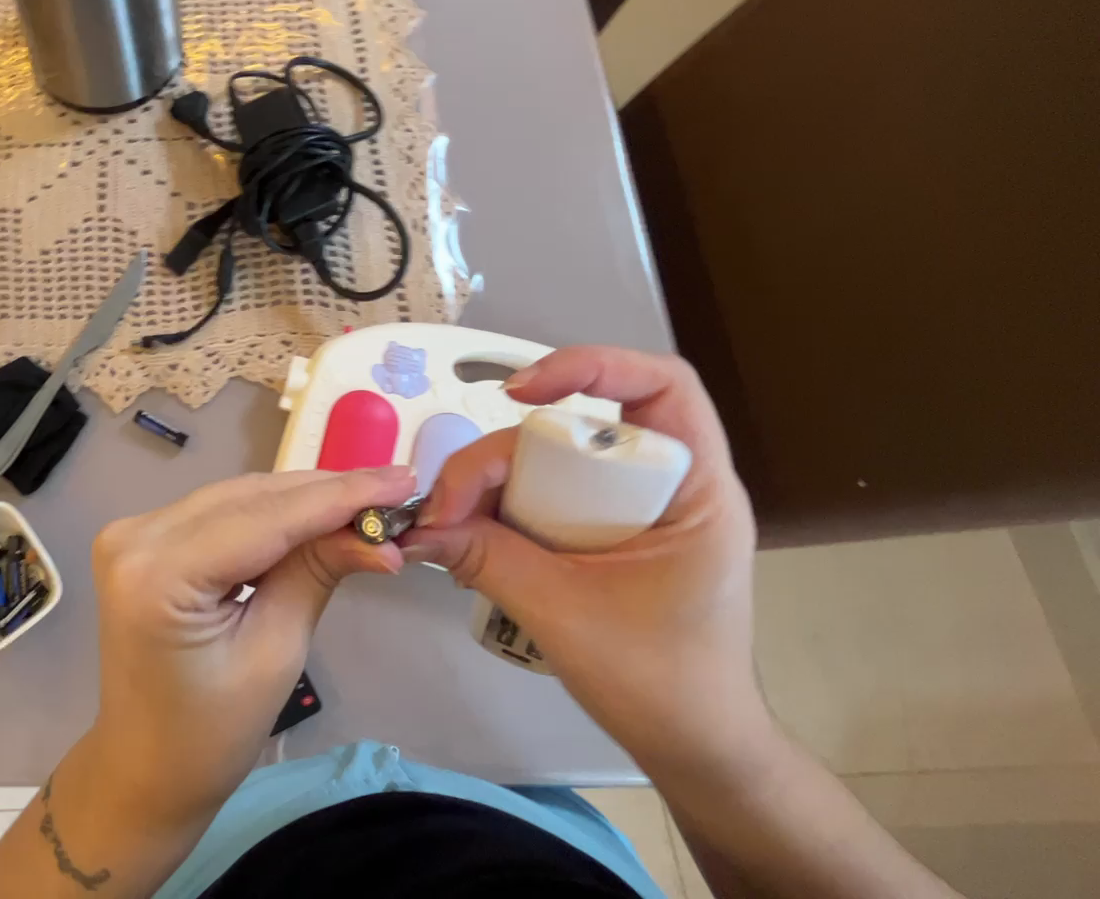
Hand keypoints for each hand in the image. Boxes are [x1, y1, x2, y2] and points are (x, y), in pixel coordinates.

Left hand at [82, 466, 417, 825]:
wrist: (144, 765)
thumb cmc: (211, 733)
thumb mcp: (275, 652)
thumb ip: (318, 573)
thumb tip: (381, 535)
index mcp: (157, 574)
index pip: (264, 519)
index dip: (338, 496)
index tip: (403, 480)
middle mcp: (135, 536)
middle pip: (248, 498)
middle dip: (324, 493)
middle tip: (396, 490)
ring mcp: (131, 533)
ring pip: (234, 498)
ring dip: (300, 498)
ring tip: (368, 501)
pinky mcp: (140, 539)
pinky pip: (216, 513)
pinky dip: (267, 513)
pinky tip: (314, 514)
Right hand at [404, 347, 773, 774]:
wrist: (691, 745)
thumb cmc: (657, 680)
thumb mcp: (563, 613)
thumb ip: (488, 558)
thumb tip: (419, 528)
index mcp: (694, 490)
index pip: (660, 386)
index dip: (590, 366)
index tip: (517, 396)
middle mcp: (663, 486)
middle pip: (575, 428)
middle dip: (504, 455)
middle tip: (452, 505)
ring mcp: (629, 509)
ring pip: (548, 463)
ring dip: (490, 485)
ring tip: (449, 528)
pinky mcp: (600, 533)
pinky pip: (542, 497)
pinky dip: (499, 509)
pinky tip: (467, 536)